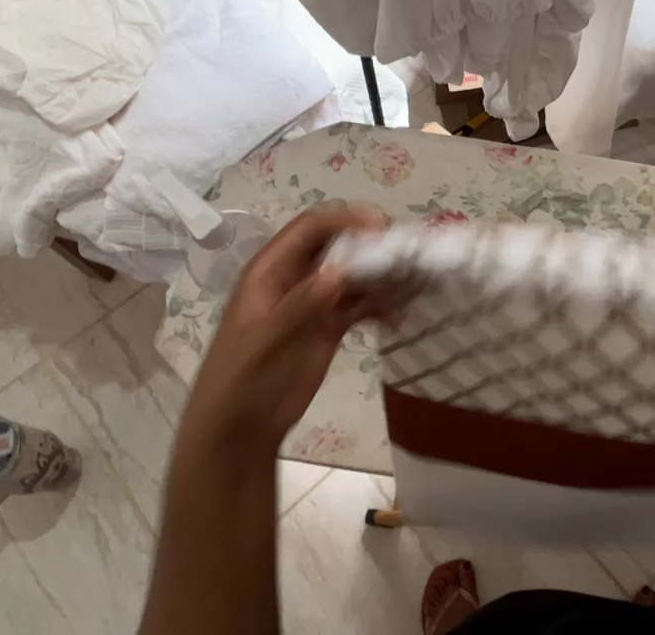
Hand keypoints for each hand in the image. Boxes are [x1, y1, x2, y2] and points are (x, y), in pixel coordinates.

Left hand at [181, 203, 388, 458]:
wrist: (239, 432)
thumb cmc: (240, 384)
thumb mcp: (264, 344)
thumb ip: (298, 307)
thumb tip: (338, 272)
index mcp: (271, 270)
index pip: (311, 228)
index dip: (346, 221)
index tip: (383, 228)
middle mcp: (295, 277)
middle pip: (339, 246)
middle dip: (373, 245)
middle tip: (409, 253)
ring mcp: (314, 301)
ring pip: (354, 273)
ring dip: (383, 275)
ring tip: (415, 283)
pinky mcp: (329, 325)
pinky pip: (360, 303)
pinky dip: (382, 304)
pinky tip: (400, 315)